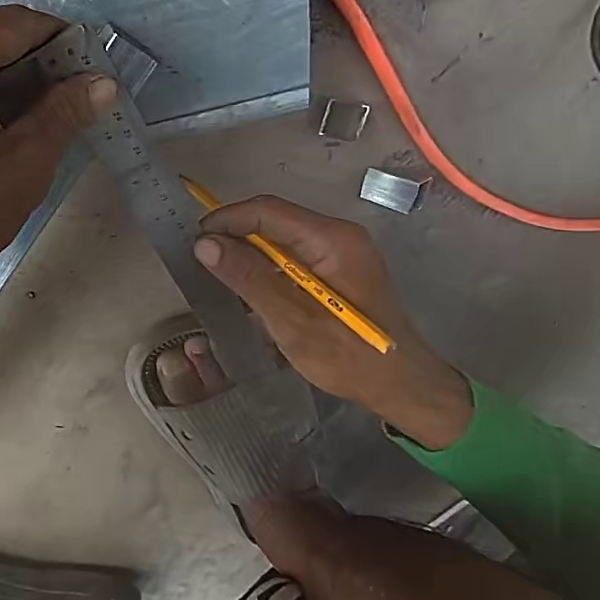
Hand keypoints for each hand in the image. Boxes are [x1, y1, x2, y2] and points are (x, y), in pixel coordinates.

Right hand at [193, 195, 472, 449]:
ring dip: (247, 253)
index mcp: (332, 239)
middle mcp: (337, 235)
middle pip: (273, 220)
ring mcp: (339, 251)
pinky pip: (291, 256)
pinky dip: (265, 267)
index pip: (267, 211)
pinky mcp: (336, 269)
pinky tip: (249, 290)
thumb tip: (205, 244)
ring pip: (279, 238)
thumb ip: (249, 278)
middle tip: (202, 262)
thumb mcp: (292, 321)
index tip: (196, 242)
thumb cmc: (350, 357)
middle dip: (234, 235)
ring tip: (219, 277)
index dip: (227, 219)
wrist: (403, 388)